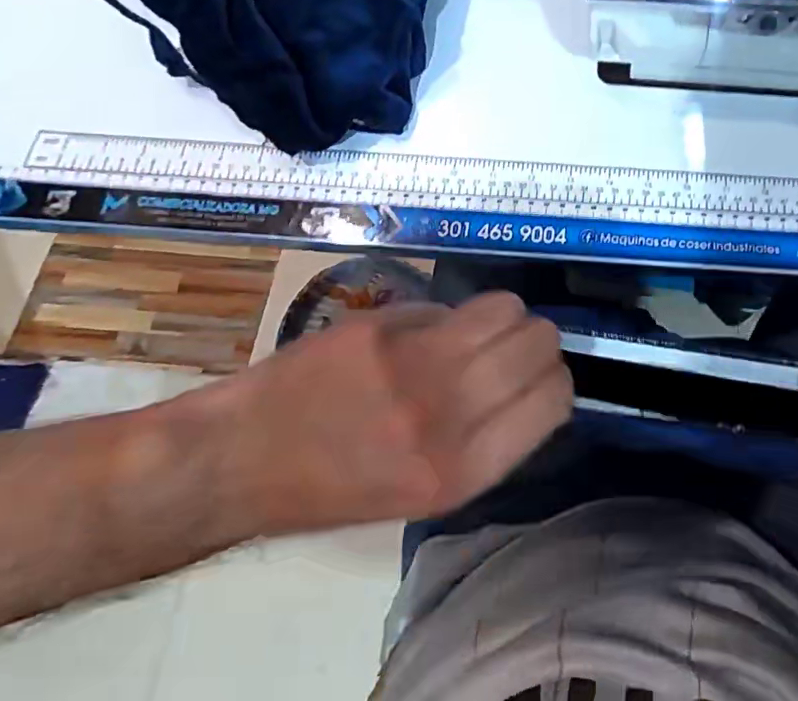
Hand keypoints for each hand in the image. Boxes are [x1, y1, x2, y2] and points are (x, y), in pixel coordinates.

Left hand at [179, 293, 572, 537]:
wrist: (242, 461)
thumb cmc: (336, 489)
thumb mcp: (427, 490)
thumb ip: (487, 439)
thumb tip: (524, 380)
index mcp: (466, 470)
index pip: (555, 399)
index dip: (554, 381)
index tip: (535, 378)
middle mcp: (451, 416)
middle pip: (540, 344)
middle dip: (535, 341)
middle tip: (508, 348)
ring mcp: (416, 366)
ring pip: (508, 309)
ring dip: (502, 317)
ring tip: (475, 331)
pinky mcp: (383, 329)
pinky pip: (450, 305)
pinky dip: (451, 314)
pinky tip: (427, 331)